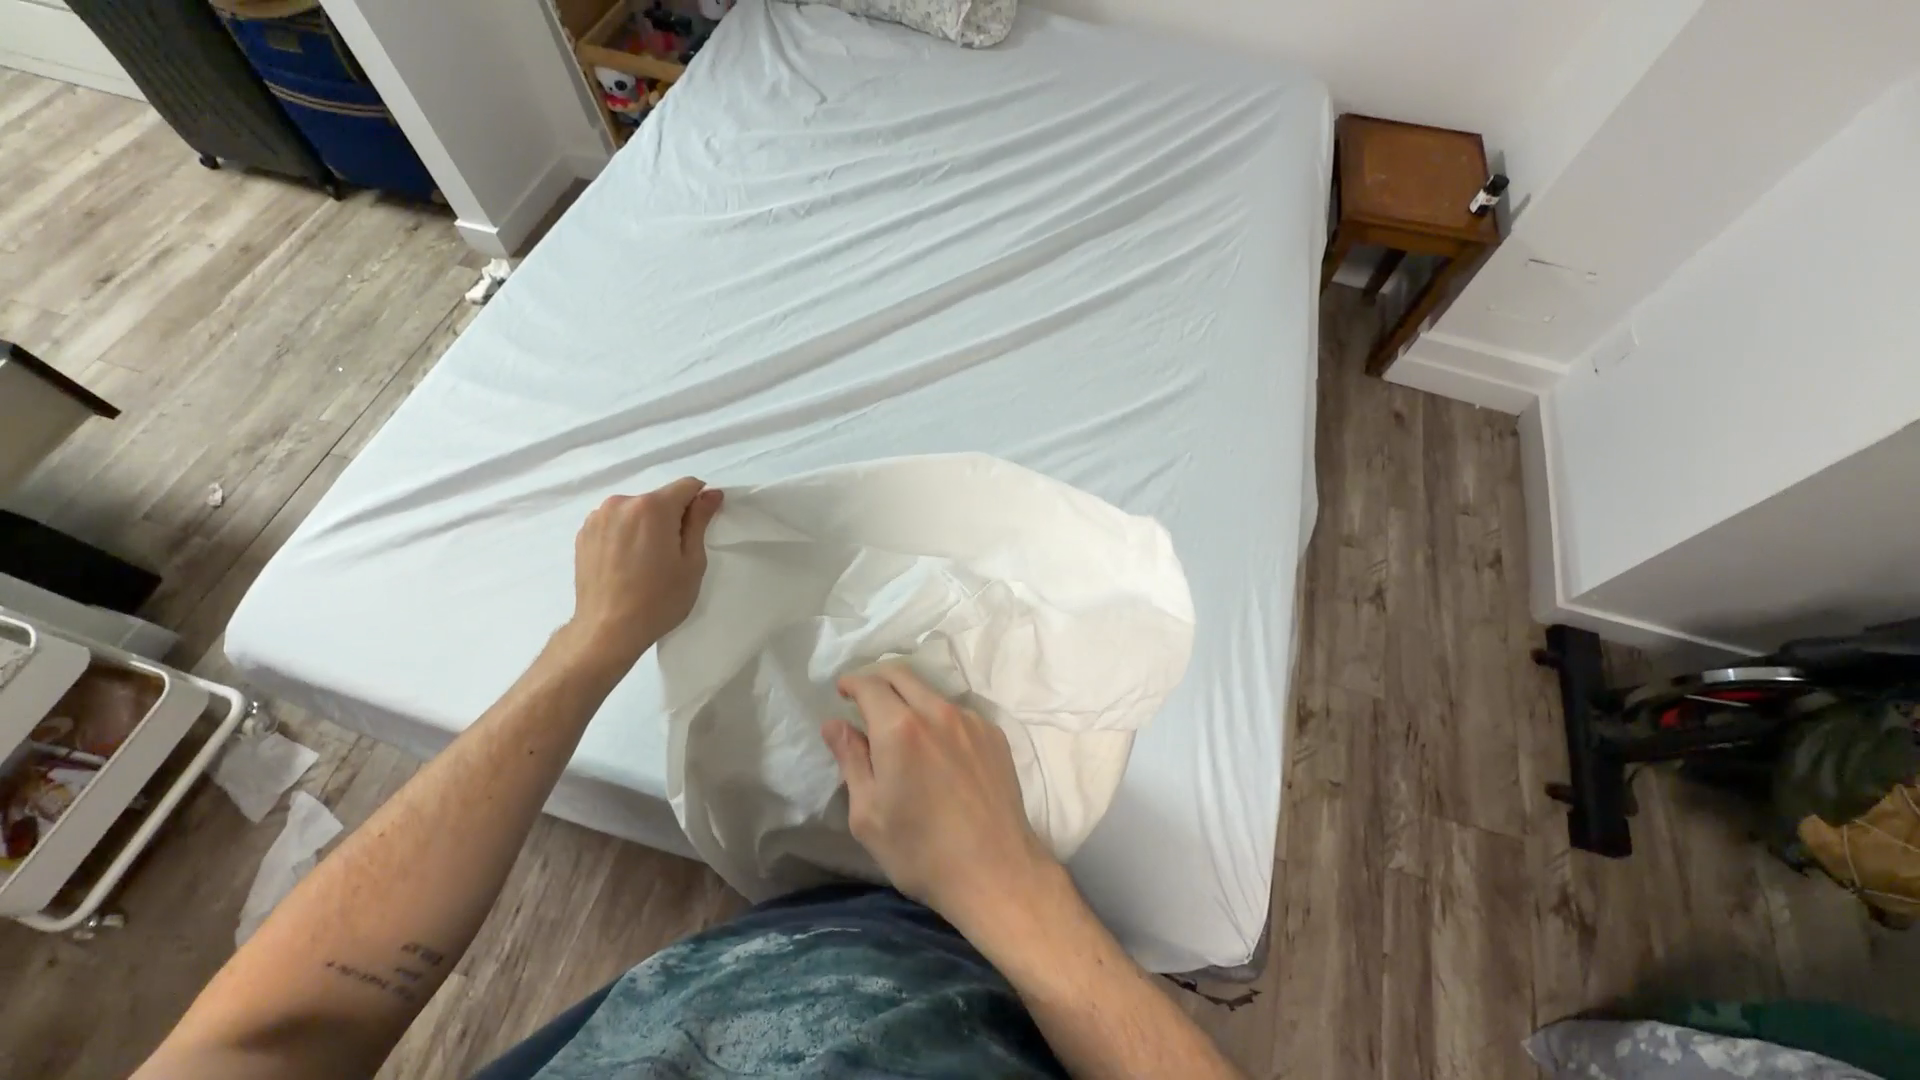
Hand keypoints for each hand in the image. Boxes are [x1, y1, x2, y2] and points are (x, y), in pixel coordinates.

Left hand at [566, 477, 722, 671]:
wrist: (608, 630)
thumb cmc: (659, 599)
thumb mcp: (692, 562)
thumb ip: (700, 521)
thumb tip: (711, 493)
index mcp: (653, 507)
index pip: (687, 486)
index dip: (700, 503)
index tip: (698, 529)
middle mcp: (622, 503)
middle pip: (659, 499)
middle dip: (671, 517)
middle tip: (671, 554)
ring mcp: (598, 517)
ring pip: (636, 511)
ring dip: (646, 525)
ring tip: (645, 561)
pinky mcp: (583, 533)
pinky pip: (615, 523)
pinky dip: (625, 534)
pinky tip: (625, 563)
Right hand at [822, 665, 1060, 932]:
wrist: (995, 872)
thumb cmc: (920, 851)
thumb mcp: (868, 813)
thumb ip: (851, 760)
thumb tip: (834, 724)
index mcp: (900, 728)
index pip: (870, 685)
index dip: (852, 683)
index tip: (842, 690)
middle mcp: (938, 712)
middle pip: (903, 675)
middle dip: (879, 679)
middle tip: (865, 699)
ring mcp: (972, 722)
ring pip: (932, 694)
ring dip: (911, 700)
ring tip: (902, 729)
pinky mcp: (995, 737)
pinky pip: (959, 715)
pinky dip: (939, 719)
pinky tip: (938, 750)